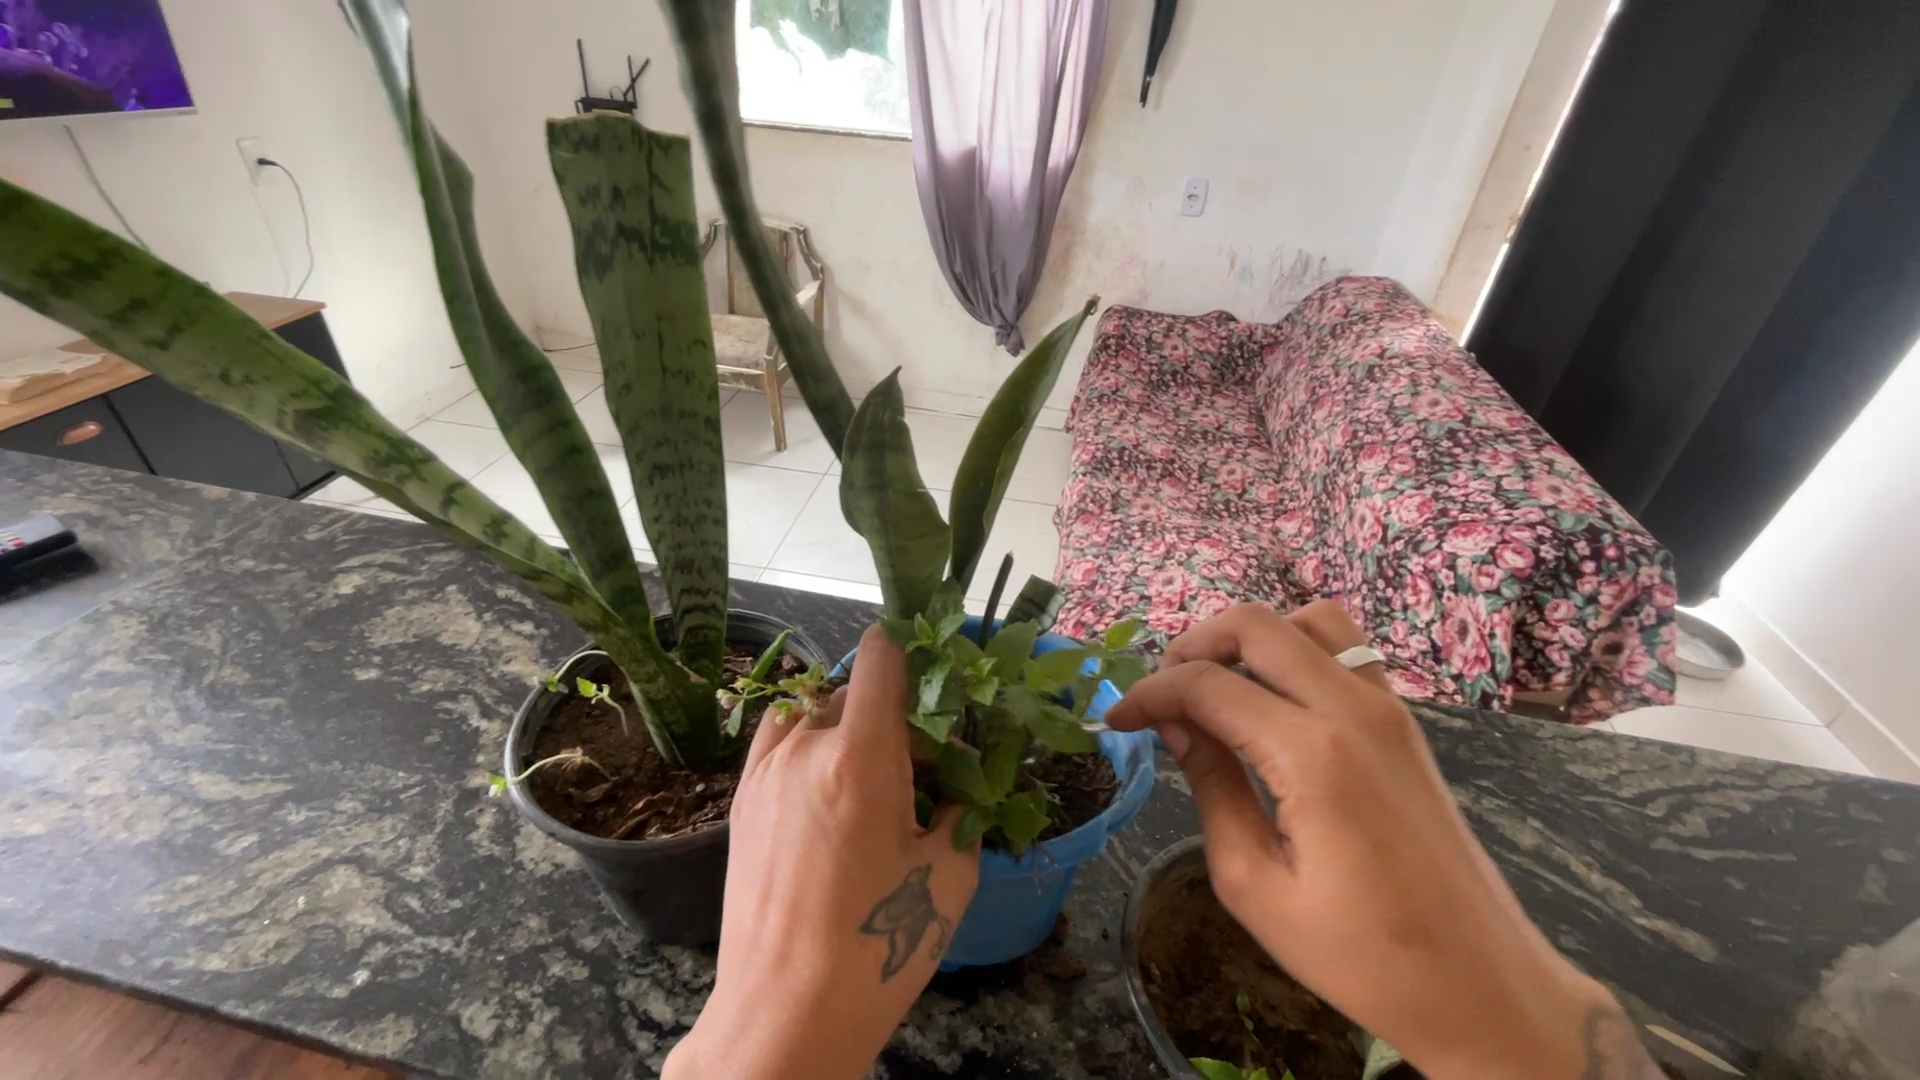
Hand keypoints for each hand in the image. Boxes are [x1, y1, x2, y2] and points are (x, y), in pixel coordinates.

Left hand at [665, 624, 980, 1079]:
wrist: (781, 1013)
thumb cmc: (875, 947)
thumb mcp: (949, 875)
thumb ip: (962, 805)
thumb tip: (962, 775)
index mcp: (860, 756)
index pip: (880, 655)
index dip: (911, 645)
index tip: (936, 663)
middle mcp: (806, 746)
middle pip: (856, 688)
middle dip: (895, 707)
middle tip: (922, 757)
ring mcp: (765, 769)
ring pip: (816, 710)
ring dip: (849, 723)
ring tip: (871, 773)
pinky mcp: (742, 796)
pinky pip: (781, 738)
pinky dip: (810, 739)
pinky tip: (828, 783)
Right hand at [1106, 601, 1657, 1079]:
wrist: (1483, 986)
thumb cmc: (1360, 955)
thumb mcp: (1254, 884)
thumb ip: (1211, 786)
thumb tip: (1175, 727)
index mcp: (1311, 754)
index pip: (1207, 686)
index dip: (1150, 695)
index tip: (1117, 720)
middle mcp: (1352, 709)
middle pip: (1254, 625)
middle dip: (1192, 647)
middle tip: (1162, 695)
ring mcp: (1387, 707)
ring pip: (1306, 620)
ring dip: (1248, 638)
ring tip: (1216, 685)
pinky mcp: (1403, 720)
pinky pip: (1343, 647)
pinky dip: (1293, 649)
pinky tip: (1269, 697)